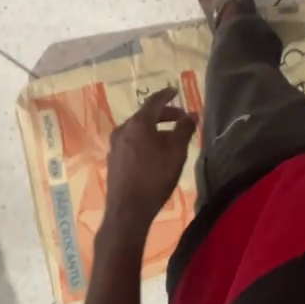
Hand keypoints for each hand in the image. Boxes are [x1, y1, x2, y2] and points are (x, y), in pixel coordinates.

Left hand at [103, 88, 197, 235]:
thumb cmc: (155, 177)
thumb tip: (191, 114)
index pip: (154, 101)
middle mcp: (123, 129)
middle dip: (164, 115)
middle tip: (180, 119)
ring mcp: (115, 145)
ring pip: (137, 130)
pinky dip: (144, 140)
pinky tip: (154, 154)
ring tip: (170, 138)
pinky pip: (131, 142)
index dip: (166, 95)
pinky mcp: (113, 160)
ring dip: (154, 129)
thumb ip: (184, 130)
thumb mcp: (176, 152)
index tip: (175, 91)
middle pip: (145, 115)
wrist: (127, 211)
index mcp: (138, 123)